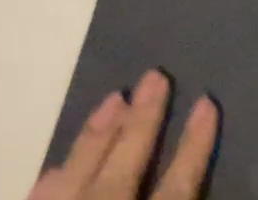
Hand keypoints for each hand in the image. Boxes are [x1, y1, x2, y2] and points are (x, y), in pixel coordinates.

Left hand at [28, 69, 218, 199]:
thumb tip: (209, 145)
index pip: (178, 183)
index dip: (195, 143)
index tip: (207, 101)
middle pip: (126, 165)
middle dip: (143, 119)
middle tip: (154, 74)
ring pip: (80, 176)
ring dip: (96, 138)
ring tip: (112, 98)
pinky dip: (48, 184)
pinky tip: (54, 165)